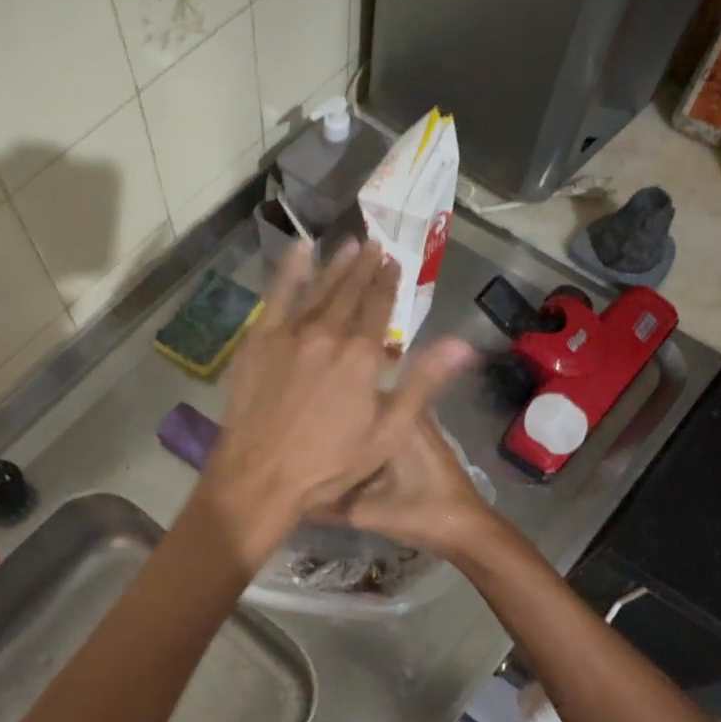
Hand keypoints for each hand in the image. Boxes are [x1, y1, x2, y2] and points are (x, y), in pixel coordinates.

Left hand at [197, 239, 473, 562]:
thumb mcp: (387, 433)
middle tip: (375, 245)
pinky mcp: (258, 342)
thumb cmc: (328, 465)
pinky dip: (289, 272)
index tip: (396, 262)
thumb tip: (463, 344)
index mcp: (361, 357)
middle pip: (350, 293)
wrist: (260, 476)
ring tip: (348, 246)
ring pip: (317, 291)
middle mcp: (327, 335)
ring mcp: (289, 335)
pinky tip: (298, 252)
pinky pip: (276, 297)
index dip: (389, 283)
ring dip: (335, 267)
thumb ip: (422, 383)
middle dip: (365, 268)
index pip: (380, 308)